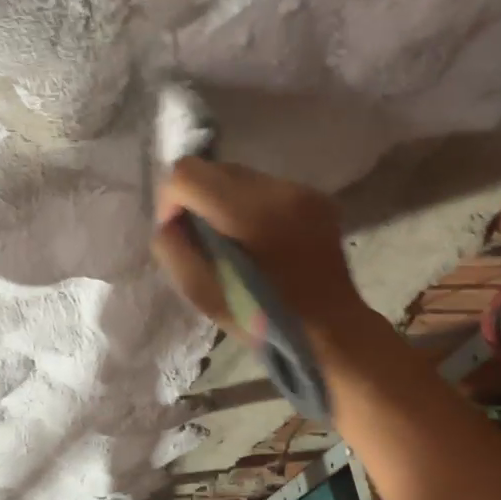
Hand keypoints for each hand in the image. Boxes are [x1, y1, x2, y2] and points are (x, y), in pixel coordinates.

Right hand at [150, 156, 360, 331]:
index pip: (187, 173)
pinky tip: (256, 239)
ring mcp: (301, 191)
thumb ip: (172, 248)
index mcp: (248, 213)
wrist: (331, 331)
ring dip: (223, 201)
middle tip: (200, 238)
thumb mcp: (200, 292)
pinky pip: (265, 188)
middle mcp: (277, 190)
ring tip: (228, 240)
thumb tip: (169, 220)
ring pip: (239, 176)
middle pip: (214, 168)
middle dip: (196, 198)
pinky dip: (249, 206)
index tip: (176, 229)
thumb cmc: (261, 319)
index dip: (170, 199)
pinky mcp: (315, 197)